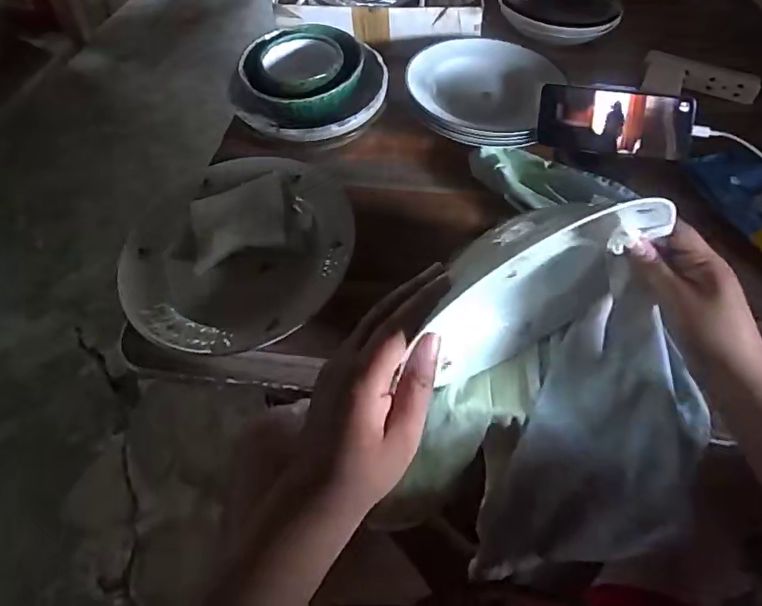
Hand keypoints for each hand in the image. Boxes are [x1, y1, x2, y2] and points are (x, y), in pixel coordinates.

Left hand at [291, 264, 449, 515]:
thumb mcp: (403, 437)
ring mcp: (334, 362)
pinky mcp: (333, 369)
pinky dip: (384, 318)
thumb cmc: (366, 472)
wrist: (316, 490)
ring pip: (368, 320)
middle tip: (438, 271)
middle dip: (410, 290)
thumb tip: (432, 339)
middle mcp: (344, 359)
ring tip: (424, 285)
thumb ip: (417, 385)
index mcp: (363, 375)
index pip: (397, 325)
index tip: (445, 281)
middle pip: (379, 314)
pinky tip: (400, 317)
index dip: (422, 300)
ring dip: (396, 301)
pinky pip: (362, 333)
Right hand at [622, 221, 761, 383]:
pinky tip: (632, 283)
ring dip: (644, 262)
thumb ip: (653, 267)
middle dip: (642, 241)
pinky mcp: (694, 305)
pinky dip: (651, 279)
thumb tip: (629, 237)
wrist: (740, 383)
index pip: (675, 227)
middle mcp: (705, 269)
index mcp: (708, 261)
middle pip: (670, 244)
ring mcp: (701, 288)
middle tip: (608, 242)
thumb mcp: (678, 298)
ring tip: (614, 260)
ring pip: (667, 263)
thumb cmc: (712, 335)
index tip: (616, 223)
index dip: (647, 221)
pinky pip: (668, 282)